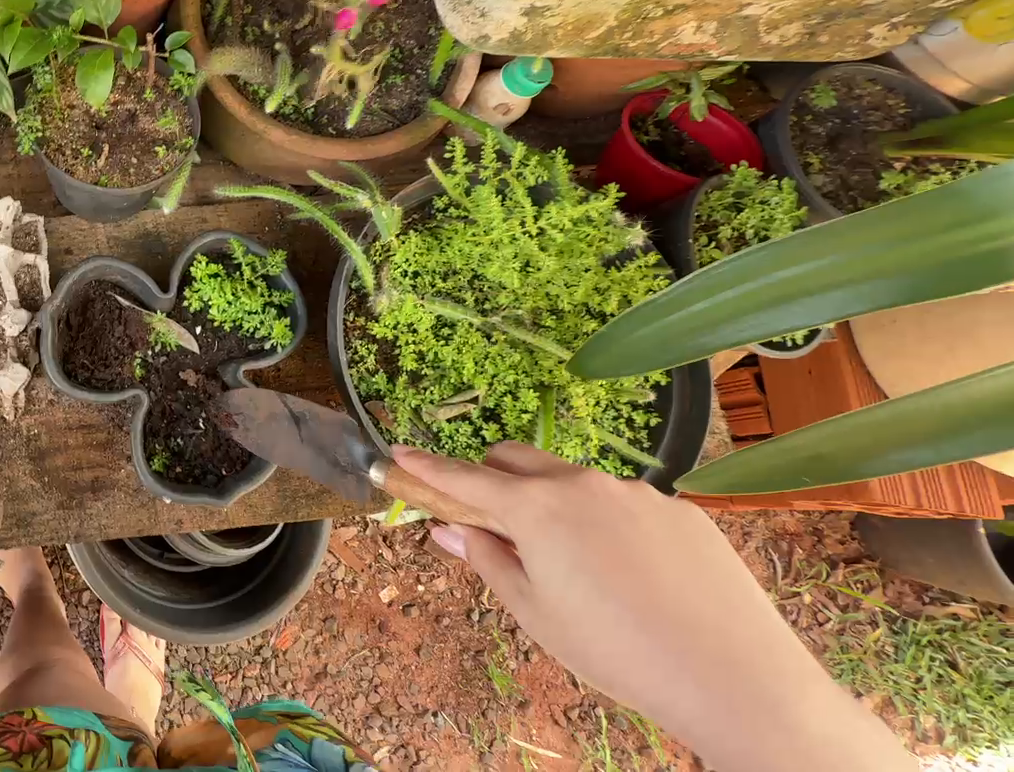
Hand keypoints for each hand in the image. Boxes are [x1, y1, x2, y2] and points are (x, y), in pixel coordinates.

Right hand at [394, 442, 914, 771]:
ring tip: (578, 565)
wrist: (739, 682)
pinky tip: (632, 574)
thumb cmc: (614, 651)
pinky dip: (604, 520)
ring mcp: (634, 491)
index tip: (396, 454)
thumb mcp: (533, 612)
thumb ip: (484, 559)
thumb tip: (447, 530)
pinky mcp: (680, 509)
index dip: (425, 466)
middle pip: (513, 458)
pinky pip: (622, 501)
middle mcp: (579, 482)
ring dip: (551, 501)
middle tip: (494, 523)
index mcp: (534, 507)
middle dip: (491, 477)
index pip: (462, 477)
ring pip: (569, 479)